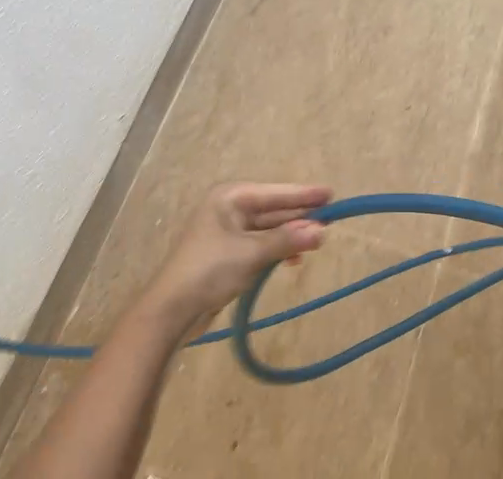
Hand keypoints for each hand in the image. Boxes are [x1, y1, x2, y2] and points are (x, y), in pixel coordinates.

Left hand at [143, 183, 331, 324]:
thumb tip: (322, 231)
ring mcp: (226, 233)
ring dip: (290, 235)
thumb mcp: (251, 253)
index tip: (331, 193)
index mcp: (229, 198)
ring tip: (318, 241)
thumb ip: (287, 240)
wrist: (171, 310)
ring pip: (267, 229)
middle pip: (271, 209)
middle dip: (299, 216)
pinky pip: (259, 245)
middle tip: (331, 218)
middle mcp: (227, 209)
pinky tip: (294, 259)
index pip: (274, 192)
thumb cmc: (209, 270)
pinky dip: (276, 250)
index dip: (303, 194)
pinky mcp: (226, 255)